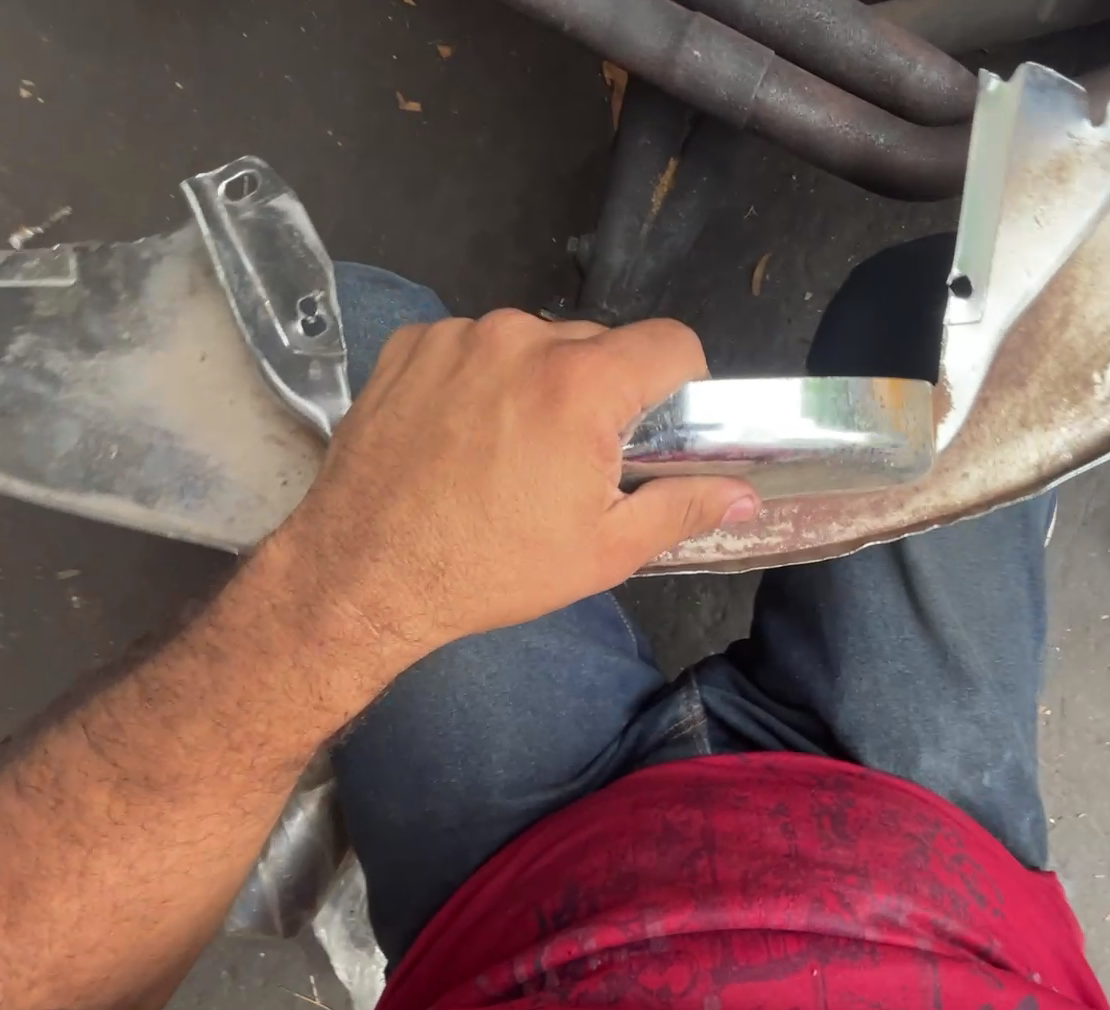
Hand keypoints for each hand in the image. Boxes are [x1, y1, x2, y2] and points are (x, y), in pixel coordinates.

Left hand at [264, 311, 756, 660]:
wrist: (362, 575)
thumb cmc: (494, 568)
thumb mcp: (605, 550)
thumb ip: (684, 507)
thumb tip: (746, 494)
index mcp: (581, 384)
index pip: (673, 342)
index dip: (683, 383)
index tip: (662, 426)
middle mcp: (521, 337)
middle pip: (601, 343)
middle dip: (608, 392)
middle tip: (580, 457)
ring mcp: (459, 334)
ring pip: (537, 343)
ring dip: (544, 382)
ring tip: (514, 449)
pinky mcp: (412, 344)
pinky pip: (477, 345)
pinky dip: (485, 377)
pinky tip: (463, 433)